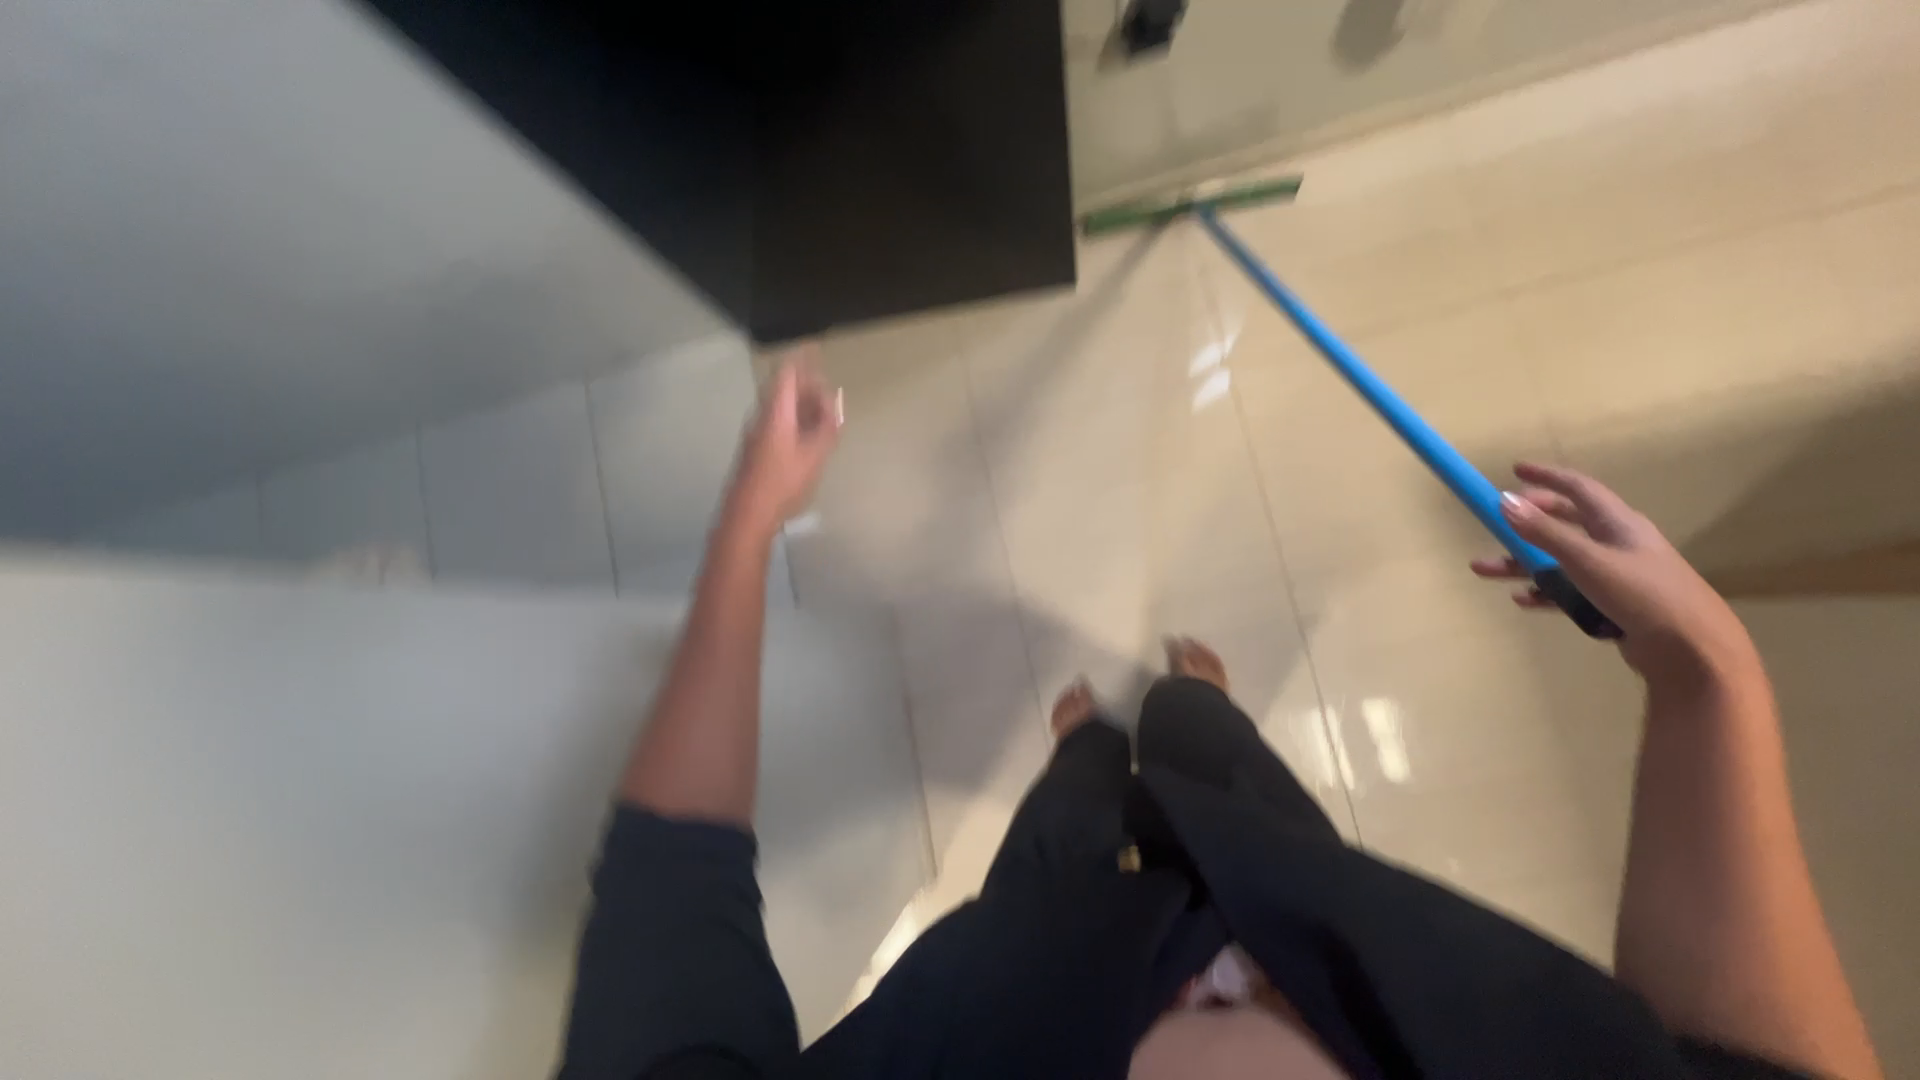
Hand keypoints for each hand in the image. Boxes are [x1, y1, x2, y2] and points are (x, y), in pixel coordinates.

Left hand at [722, 346, 841, 540]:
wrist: (748, 512)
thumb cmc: (783, 481)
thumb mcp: (815, 454)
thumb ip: (828, 425)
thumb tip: (835, 402)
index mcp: (776, 411)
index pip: (787, 373)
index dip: (801, 358)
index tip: (814, 348)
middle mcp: (763, 415)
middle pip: (783, 388)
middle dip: (805, 383)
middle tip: (825, 386)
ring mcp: (756, 431)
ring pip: (780, 406)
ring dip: (801, 403)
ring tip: (822, 410)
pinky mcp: (756, 447)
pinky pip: (777, 420)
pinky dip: (795, 418)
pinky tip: (808, 432)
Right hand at [1471, 462, 1758, 683]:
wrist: (1690, 650)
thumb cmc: (1642, 595)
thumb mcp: (1587, 560)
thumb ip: (1544, 532)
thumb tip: (1503, 501)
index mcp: (1618, 524)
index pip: (1579, 488)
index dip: (1547, 477)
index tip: (1515, 470)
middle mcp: (1617, 543)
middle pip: (1566, 522)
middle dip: (1528, 521)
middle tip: (1498, 520)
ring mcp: (1615, 574)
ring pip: (1558, 560)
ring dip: (1521, 563)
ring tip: (1483, 570)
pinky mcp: (1611, 603)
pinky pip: (1567, 590)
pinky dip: (1543, 591)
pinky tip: (1523, 599)